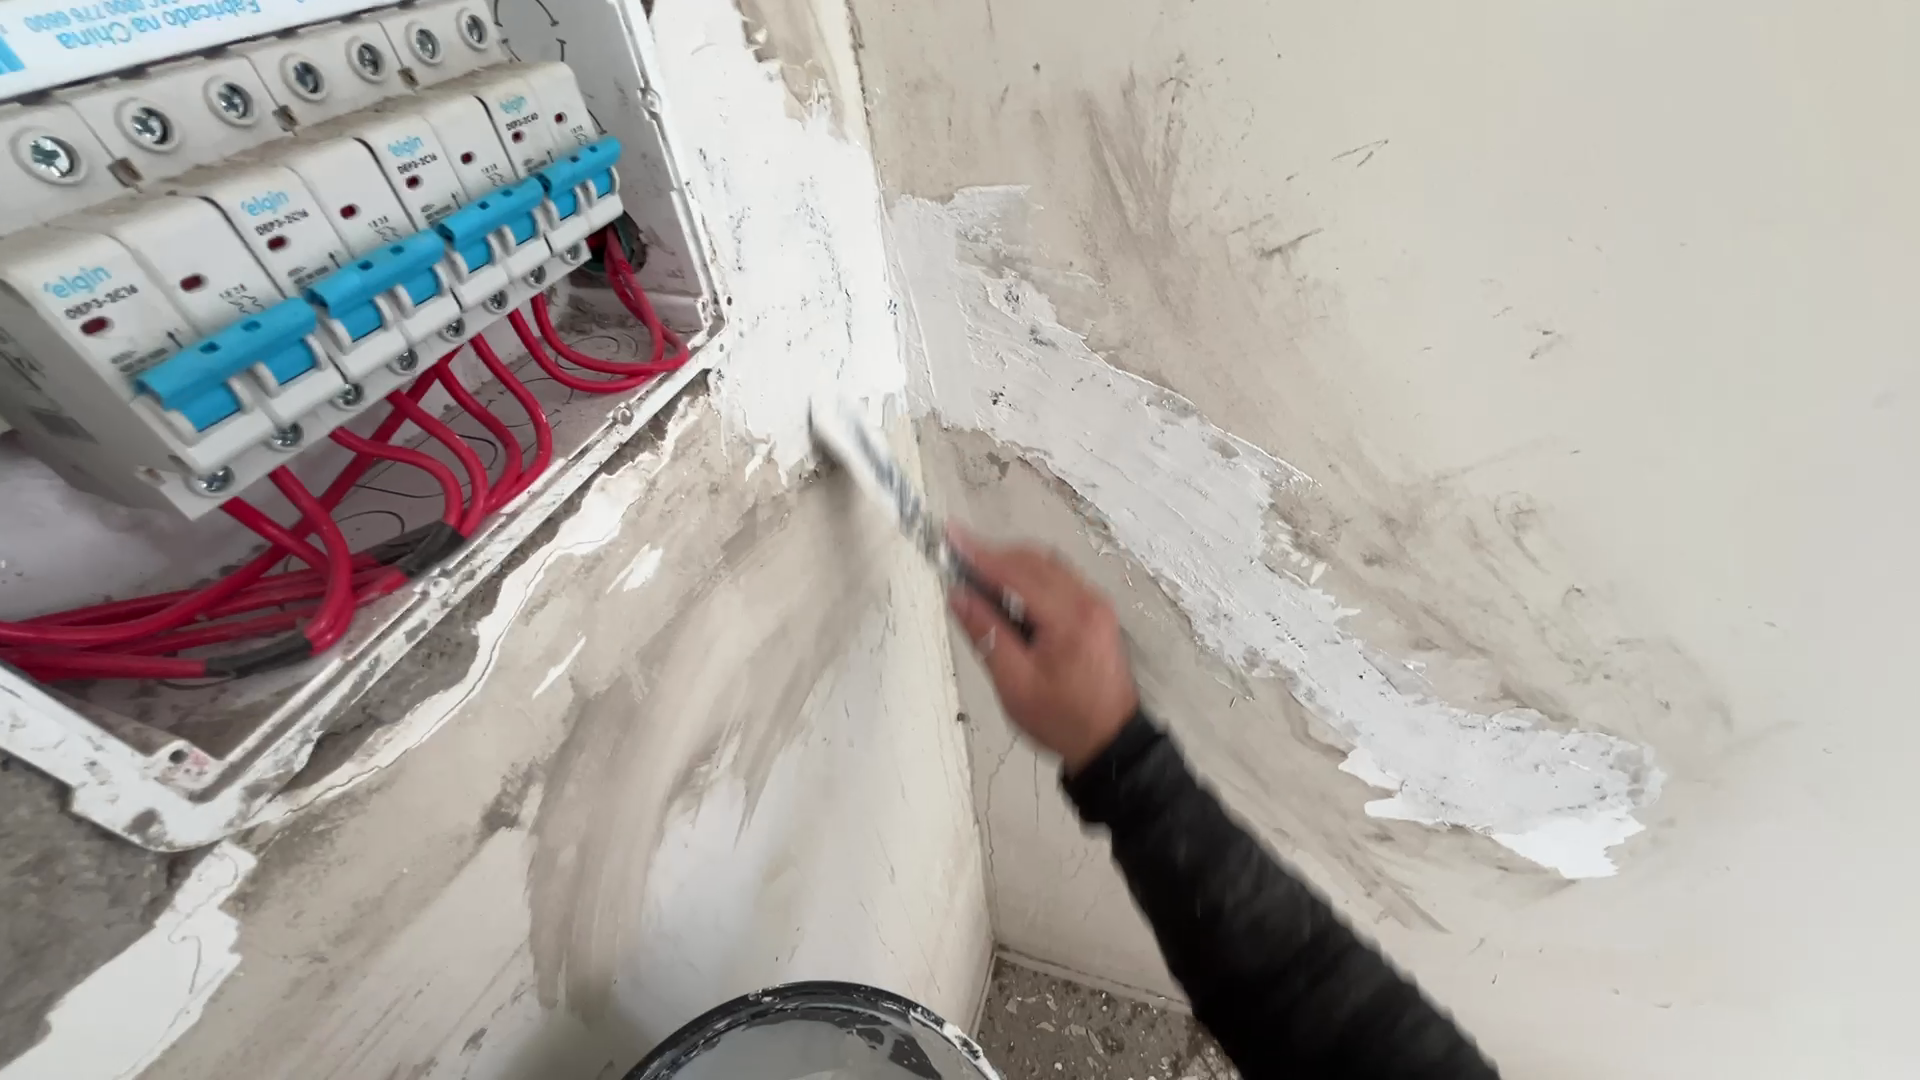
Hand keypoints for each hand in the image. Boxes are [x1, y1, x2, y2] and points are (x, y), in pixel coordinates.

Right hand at [947, 530, 1138, 772]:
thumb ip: (986, 634)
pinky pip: (1057, 578)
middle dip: (992, 555)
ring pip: (1046, 564)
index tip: (951, 538)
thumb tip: (958, 596)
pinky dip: (1028, 576)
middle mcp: (1088, 601)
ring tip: (975, 576)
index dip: (979, 554)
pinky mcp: (1094, 610)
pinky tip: (1007, 592)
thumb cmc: (1063, 719)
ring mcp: (1095, 603)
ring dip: (1010, 564)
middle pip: (1033, 560)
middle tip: (957, 558)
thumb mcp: (1015, 683)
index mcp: (1070, 618)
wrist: (1110, 740)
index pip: (1017, 573)